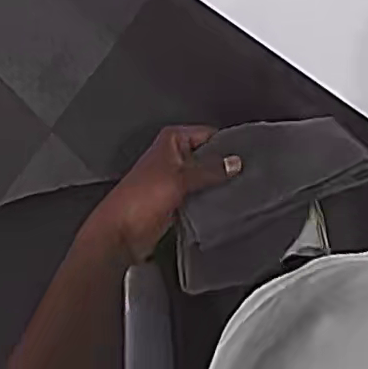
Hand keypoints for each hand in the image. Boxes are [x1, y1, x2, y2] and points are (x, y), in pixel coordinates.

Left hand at [88, 125, 239, 261]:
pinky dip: (210, 199)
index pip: (208, 134)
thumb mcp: (179, 179)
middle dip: (224, 166)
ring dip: (217, 185)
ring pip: (204, 177)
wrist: (120, 235)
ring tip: (241, 190)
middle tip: (247, 174)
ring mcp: (175, 178)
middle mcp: (174, 155)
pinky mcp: (176, 200)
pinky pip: (199, 195)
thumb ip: (209, 170)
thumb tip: (234, 162)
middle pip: (207, 156)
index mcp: (172, 140)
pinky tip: (224, 205)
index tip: (247, 153)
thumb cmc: (140, 199)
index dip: (226, 143)